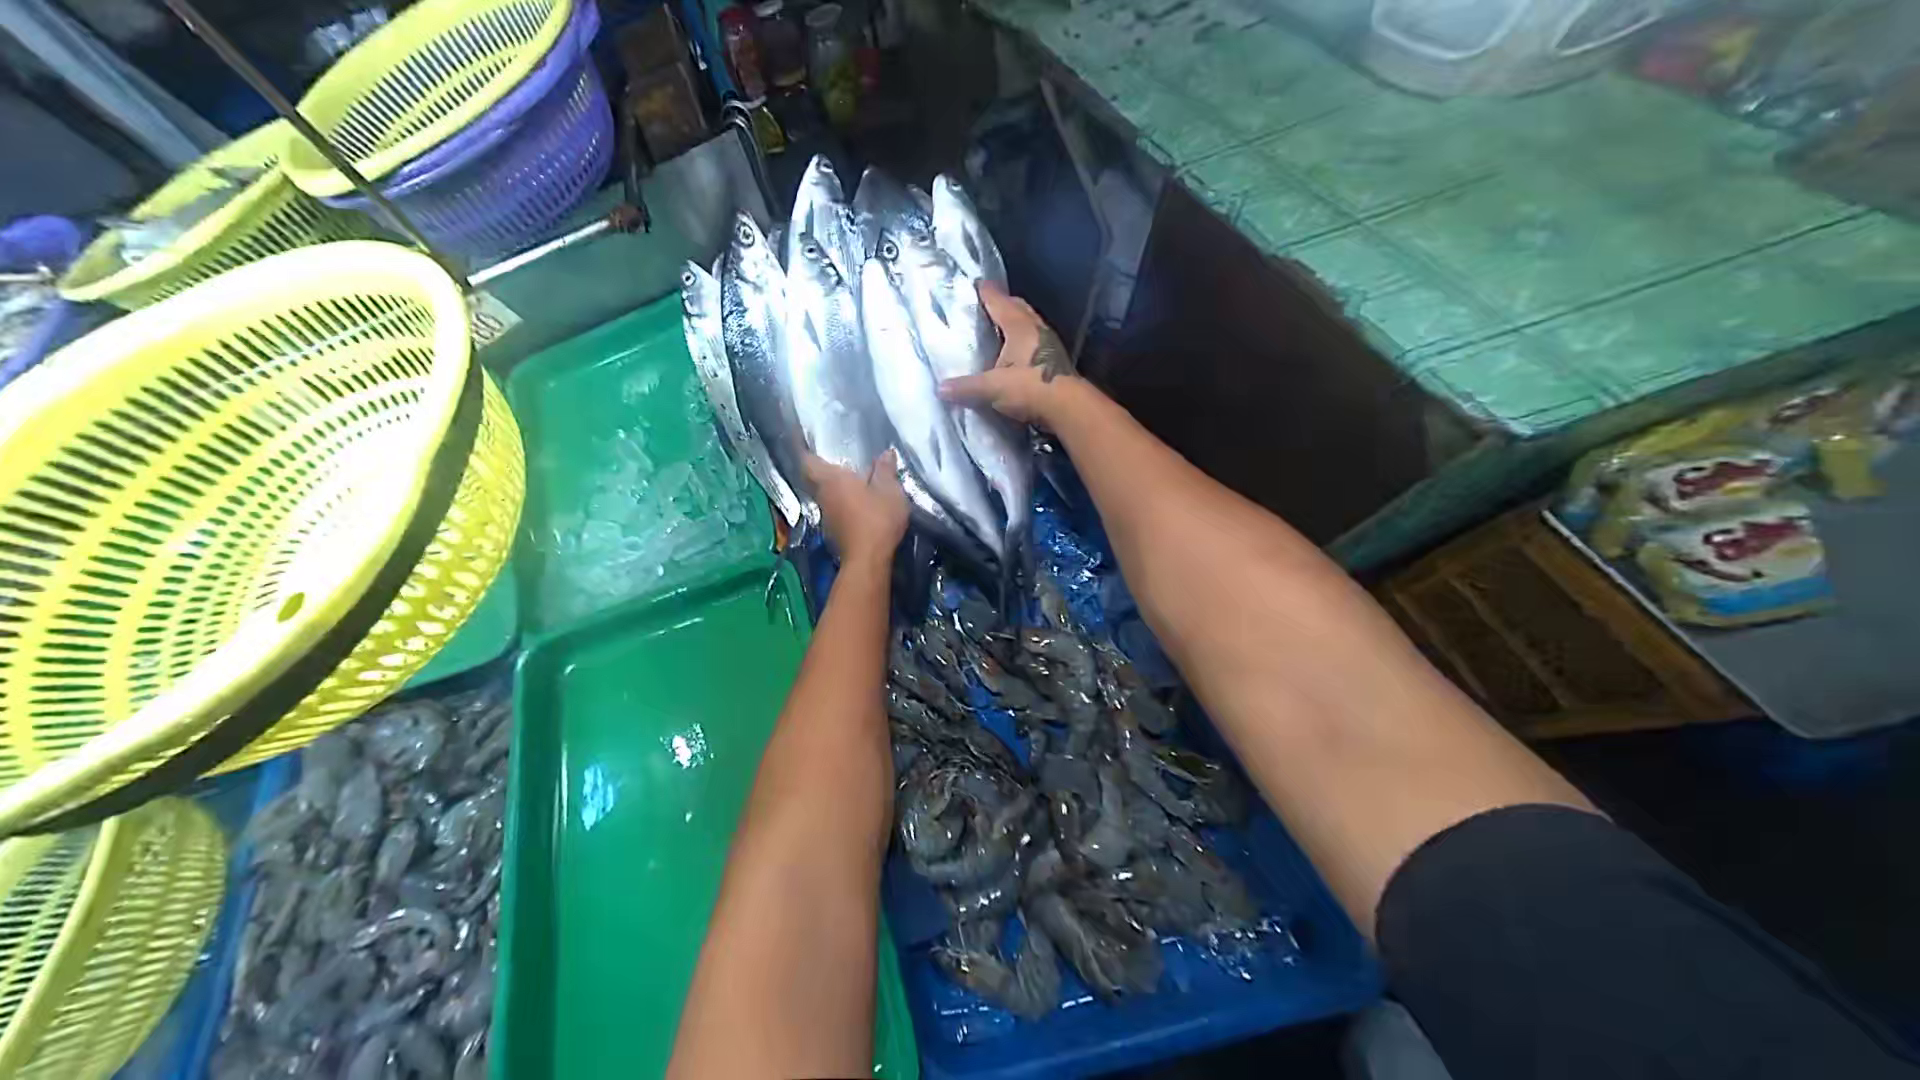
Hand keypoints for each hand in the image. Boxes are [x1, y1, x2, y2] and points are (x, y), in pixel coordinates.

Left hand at [803, 449, 908, 567]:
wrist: (868, 559)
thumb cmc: (877, 518)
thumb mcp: (889, 490)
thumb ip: (886, 471)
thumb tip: (886, 454)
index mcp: (832, 480)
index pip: (808, 461)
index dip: (802, 448)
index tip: (799, 437)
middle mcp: (823, 496)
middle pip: (814, 479)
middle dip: (821, 469)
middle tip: (832, 459)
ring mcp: (826, 516)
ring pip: (824, 496)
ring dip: (833, 489)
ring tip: (849, 481)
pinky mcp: (833, 532)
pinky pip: (834, 510)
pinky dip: (842, 504)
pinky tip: (856, 504)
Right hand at [937, 282, 1081, 426]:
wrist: (1068, 408)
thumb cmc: (1029, 387)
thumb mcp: (992, 388)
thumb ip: (966, 387)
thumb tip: (941, 389)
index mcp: (1019, 326)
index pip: (1000, 302)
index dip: (987, 293)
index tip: (978, 285)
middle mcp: (1036, 330)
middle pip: (1019, 309)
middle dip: (1005, 304)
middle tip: (990, 304)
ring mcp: (1050, 346)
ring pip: (1030, 326)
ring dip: (1017, 325)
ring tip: (1001, 329)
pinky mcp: (1056, 363)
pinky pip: (1036, 345)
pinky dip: (1025, 345)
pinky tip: (1017, 356)